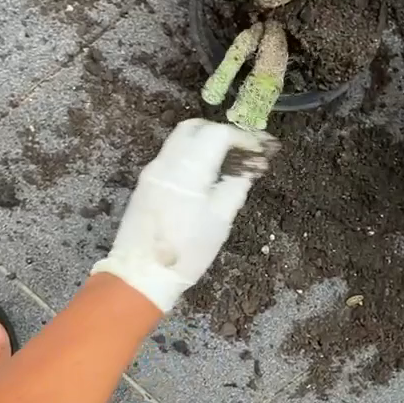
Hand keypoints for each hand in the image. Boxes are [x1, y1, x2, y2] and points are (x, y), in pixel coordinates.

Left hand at [92, 119, 272, 310]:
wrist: (142, 274)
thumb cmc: (188, 251)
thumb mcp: (220, 220)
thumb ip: (237, 186)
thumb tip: (251, 168)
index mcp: (188, 170)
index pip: (218, 135)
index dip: (243, 138)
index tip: (261, 149)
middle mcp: (167, 162)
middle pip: (196, 128)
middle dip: (223, 133)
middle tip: (244, 149)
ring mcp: (153, 171)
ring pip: (181, 139)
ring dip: (207, 142)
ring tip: (229, 162)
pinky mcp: (147, 183)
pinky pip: (173, 155)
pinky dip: (193, 155)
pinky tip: (208, 174)